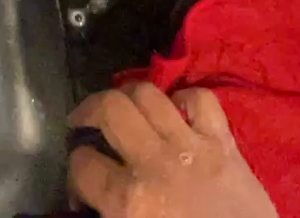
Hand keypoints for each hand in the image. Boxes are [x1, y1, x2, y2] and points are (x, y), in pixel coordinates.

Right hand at [68, 83, 276, 217]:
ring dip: (127, 96)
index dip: (75, 170)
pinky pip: (201, 98)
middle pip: (110, 108)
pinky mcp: (225, 143)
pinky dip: (184, 99)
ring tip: (122, 108)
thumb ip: (113, 217)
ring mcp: (192, 147)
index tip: (81, 183)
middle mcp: (156, 164)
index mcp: (131, 202)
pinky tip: (175, 113)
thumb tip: (93, 202)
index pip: (83, 164)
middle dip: (89, 110)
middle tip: (84, 123)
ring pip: (148, 93)